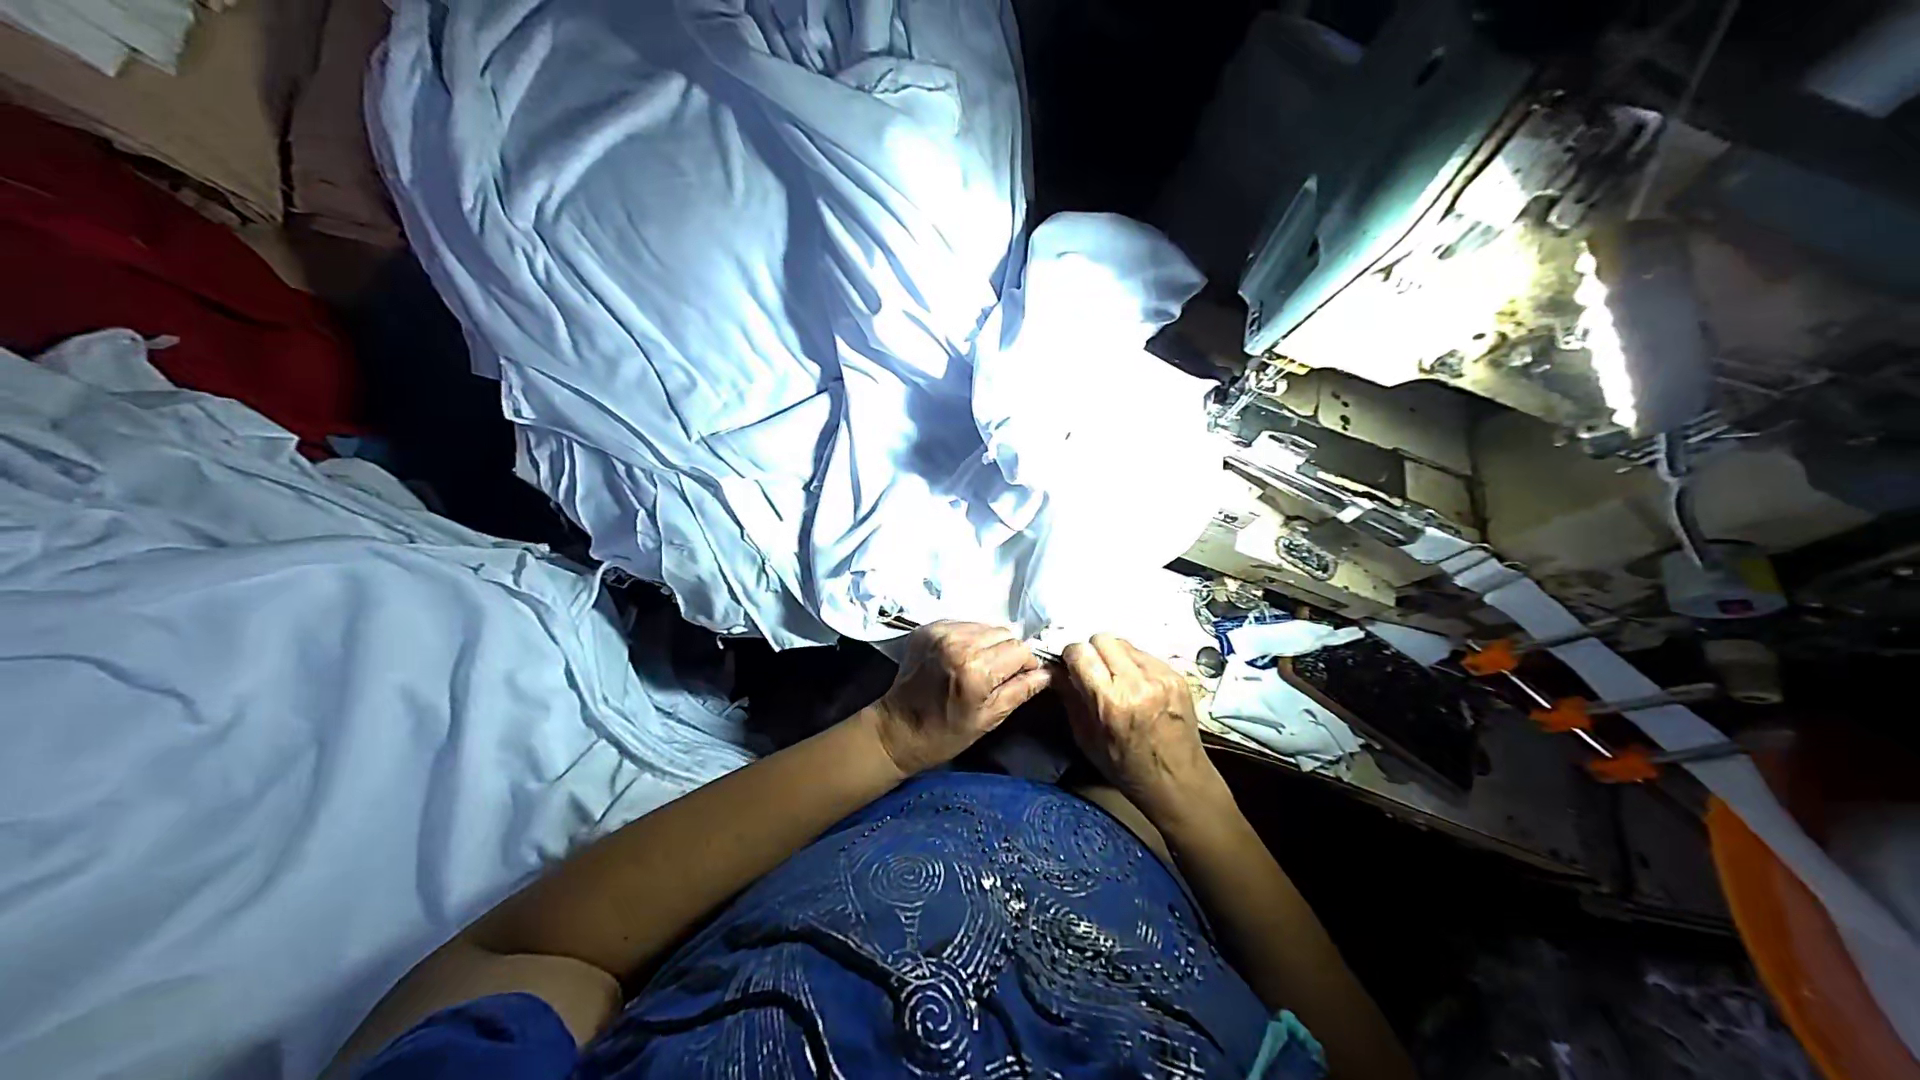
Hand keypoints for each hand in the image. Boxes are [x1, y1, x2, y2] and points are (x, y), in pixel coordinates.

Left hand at [870, 621, 1052, 777]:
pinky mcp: (927, 629)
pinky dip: (968, 638)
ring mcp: (940, 633)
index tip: (1021, 677)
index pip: (1019, 649)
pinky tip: (960, 657)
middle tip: (997, 674)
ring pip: (984, 626)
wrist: (898, 729)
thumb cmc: (946, 733)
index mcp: (976, 669)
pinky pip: (963, 624)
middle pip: (1003, 633)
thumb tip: (1047, 673)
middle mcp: (959, 643)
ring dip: (988, 643)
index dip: (1026, 664)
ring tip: (978, 665)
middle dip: (1007, 652)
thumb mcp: (989, 718)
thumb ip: (1020, 690)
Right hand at [1060, 634, 1227, 827]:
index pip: (1081, 652)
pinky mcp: (1176, 676)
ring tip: (1117, 679)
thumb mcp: (1086, 738)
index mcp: (1111, 701)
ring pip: (1124, 643)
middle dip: (1093, 652)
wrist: (1177, 779)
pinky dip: (1135, 665)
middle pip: (1102, 639)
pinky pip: (1145, 655)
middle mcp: (1137, 683)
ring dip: (1114, 656)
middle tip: (1094, 672)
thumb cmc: (1125, 766)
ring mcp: (1160, 676)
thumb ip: (1070, 698)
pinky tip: (1137, 686)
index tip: (1072, 667)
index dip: (1072, 657)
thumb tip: (1056, 669)